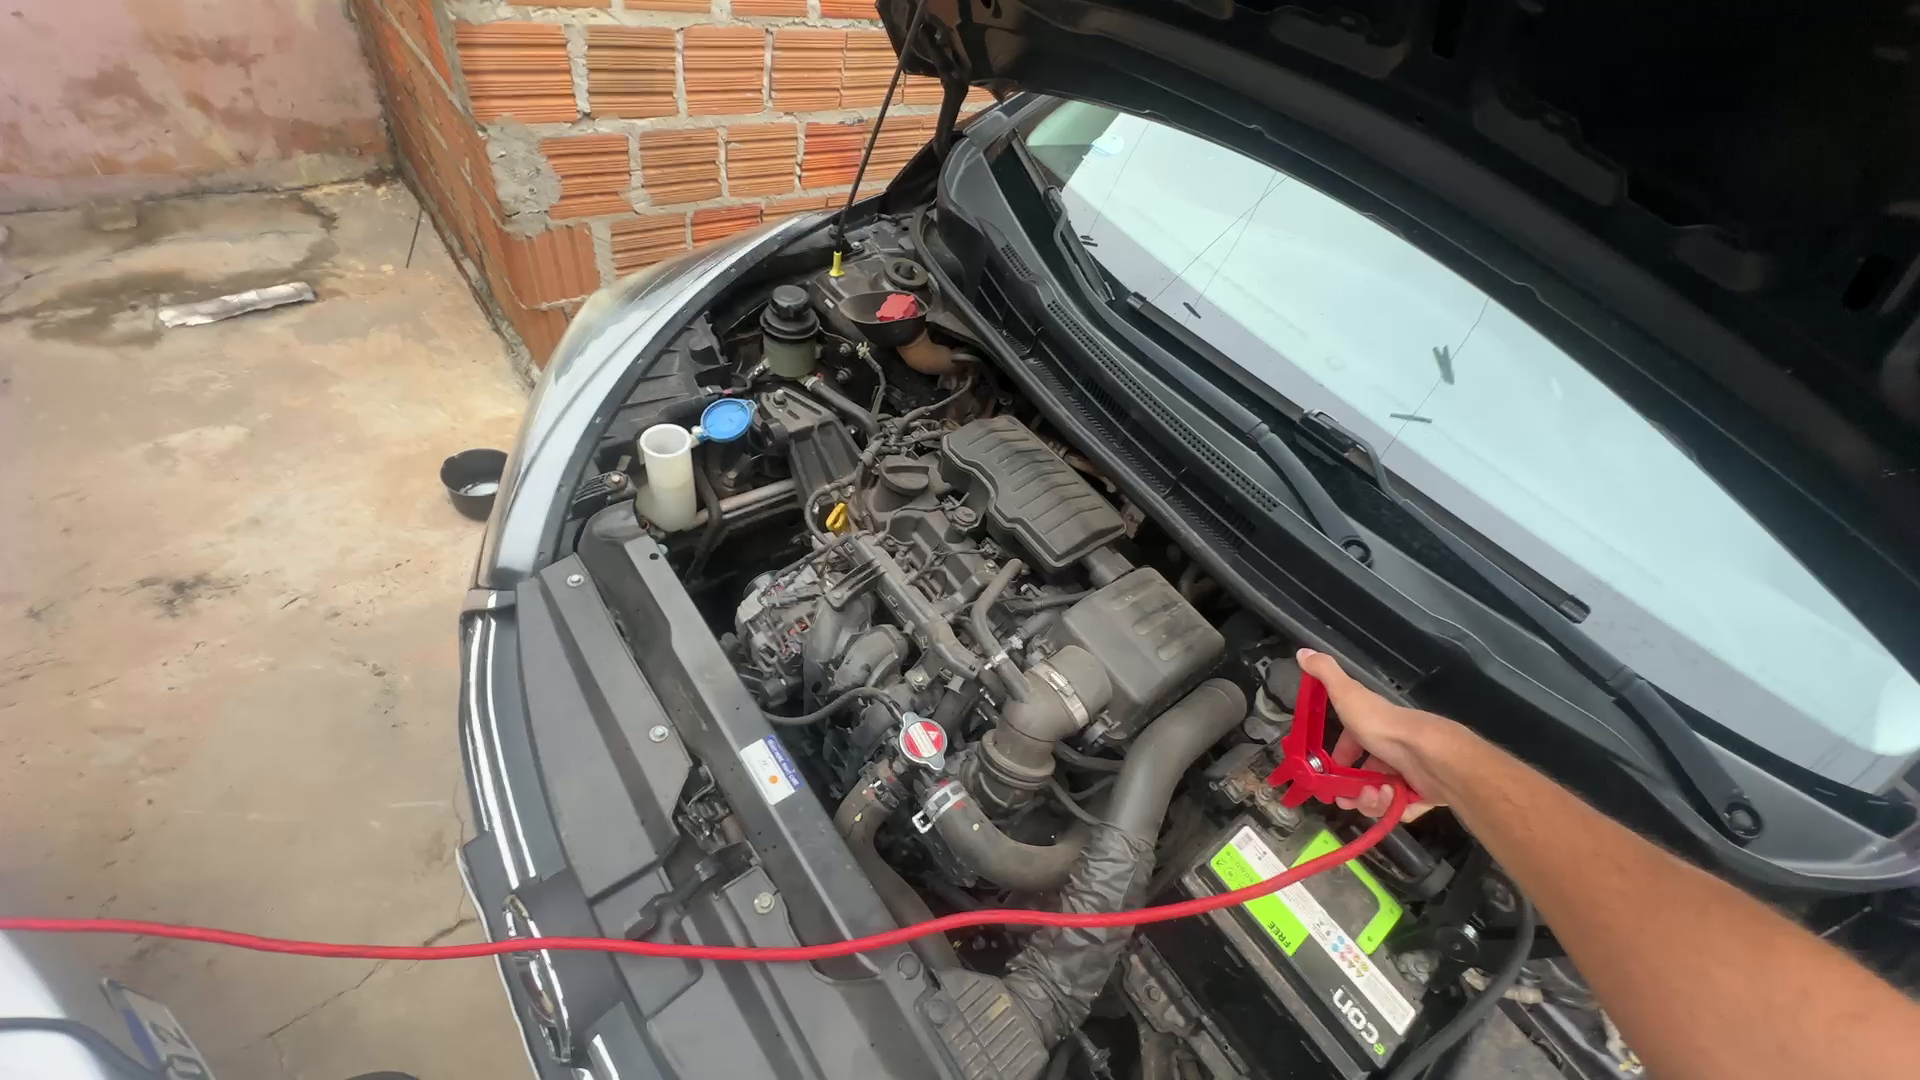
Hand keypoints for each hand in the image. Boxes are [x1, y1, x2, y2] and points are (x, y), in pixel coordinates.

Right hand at [1296, 648, 1471, 817]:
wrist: (1429, 755)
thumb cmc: (1383, 725)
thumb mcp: (1347, 694)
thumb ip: (1325, 674)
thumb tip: (1303, 651)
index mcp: (1373, 726)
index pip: (1351, 743)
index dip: (1337, 758)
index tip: (1326, 773)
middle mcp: (1391, 748)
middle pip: (1364, 773)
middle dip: (1350, 787)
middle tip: (1343, 799)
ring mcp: (1408, 772)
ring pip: (1379, 793)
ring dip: (1369, 799)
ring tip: (1373, 796)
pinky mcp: (1424, 794)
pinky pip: (1401, 808)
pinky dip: (1393, 809)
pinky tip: (1390, 803)